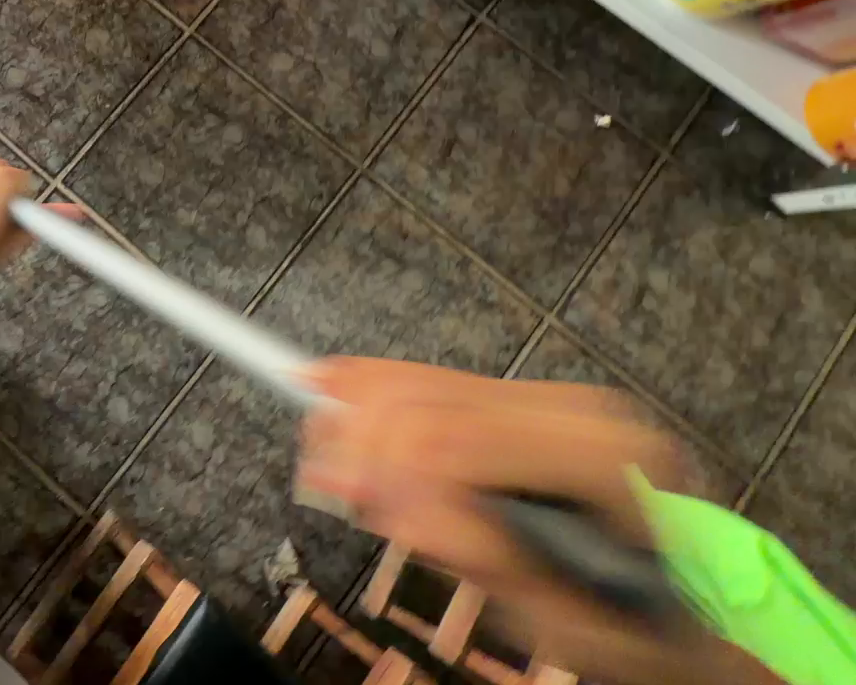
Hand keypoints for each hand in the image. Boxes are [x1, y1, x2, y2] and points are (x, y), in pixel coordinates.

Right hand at [297, 358, 774, 684]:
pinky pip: (416, 373)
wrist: (679, 595)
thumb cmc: (635, 621)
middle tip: (326, 483)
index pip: (458, 438)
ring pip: (412, 380)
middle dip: (360, 440)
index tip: (357, 501)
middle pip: (423, 402)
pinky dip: (361, 379)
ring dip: (348, 408)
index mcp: (606, 459)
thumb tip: (401, 516)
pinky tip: (315, 381)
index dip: (391, 464)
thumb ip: (495, 564)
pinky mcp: (508, 393)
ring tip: (322, 453)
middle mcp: (573, 409)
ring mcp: (540, 395)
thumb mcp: (573, 617)